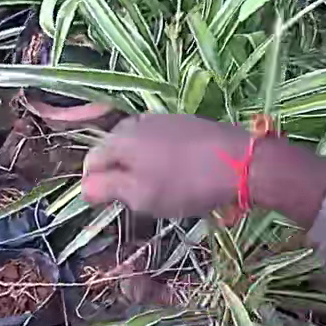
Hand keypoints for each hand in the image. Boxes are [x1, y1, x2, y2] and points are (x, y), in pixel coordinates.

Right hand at [81, 114, 325, 225]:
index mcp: (120, 138)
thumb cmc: (185, 183)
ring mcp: (163, 119)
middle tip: (133, 200)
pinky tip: (177, 175)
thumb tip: (84, 187)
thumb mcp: (141, 195)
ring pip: (138, 146)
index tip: (108, 206)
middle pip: (114, 150)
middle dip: (117, 174)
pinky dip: (160, 159)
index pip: (91, 161)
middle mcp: (137, 122)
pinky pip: (160, 142)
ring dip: (139, 167)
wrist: (241, 162)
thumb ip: (108, 189)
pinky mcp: (186, 123)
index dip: (94, 186)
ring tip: (156, 190)